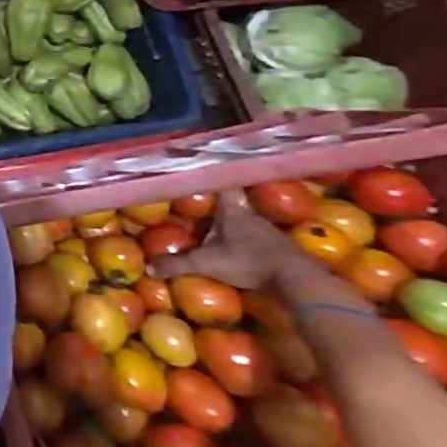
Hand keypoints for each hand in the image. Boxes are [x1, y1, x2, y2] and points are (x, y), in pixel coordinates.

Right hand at [150, 187, 304, 287]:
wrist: (298, 279)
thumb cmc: (248, 261)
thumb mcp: (207, 264)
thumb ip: (178, 264)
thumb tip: (148, 268)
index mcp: (232, 209)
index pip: (221, 183)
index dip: (212, 174)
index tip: (202, 167)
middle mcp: (250, 214)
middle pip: (232, 202)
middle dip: (217, 204)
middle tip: (201, 205)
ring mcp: (269, 230)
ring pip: (245, 220)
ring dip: (233, 224)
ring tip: (217, 229)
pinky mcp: (281, 247)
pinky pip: (258, 237)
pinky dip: (248, 241)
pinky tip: (240, 250)